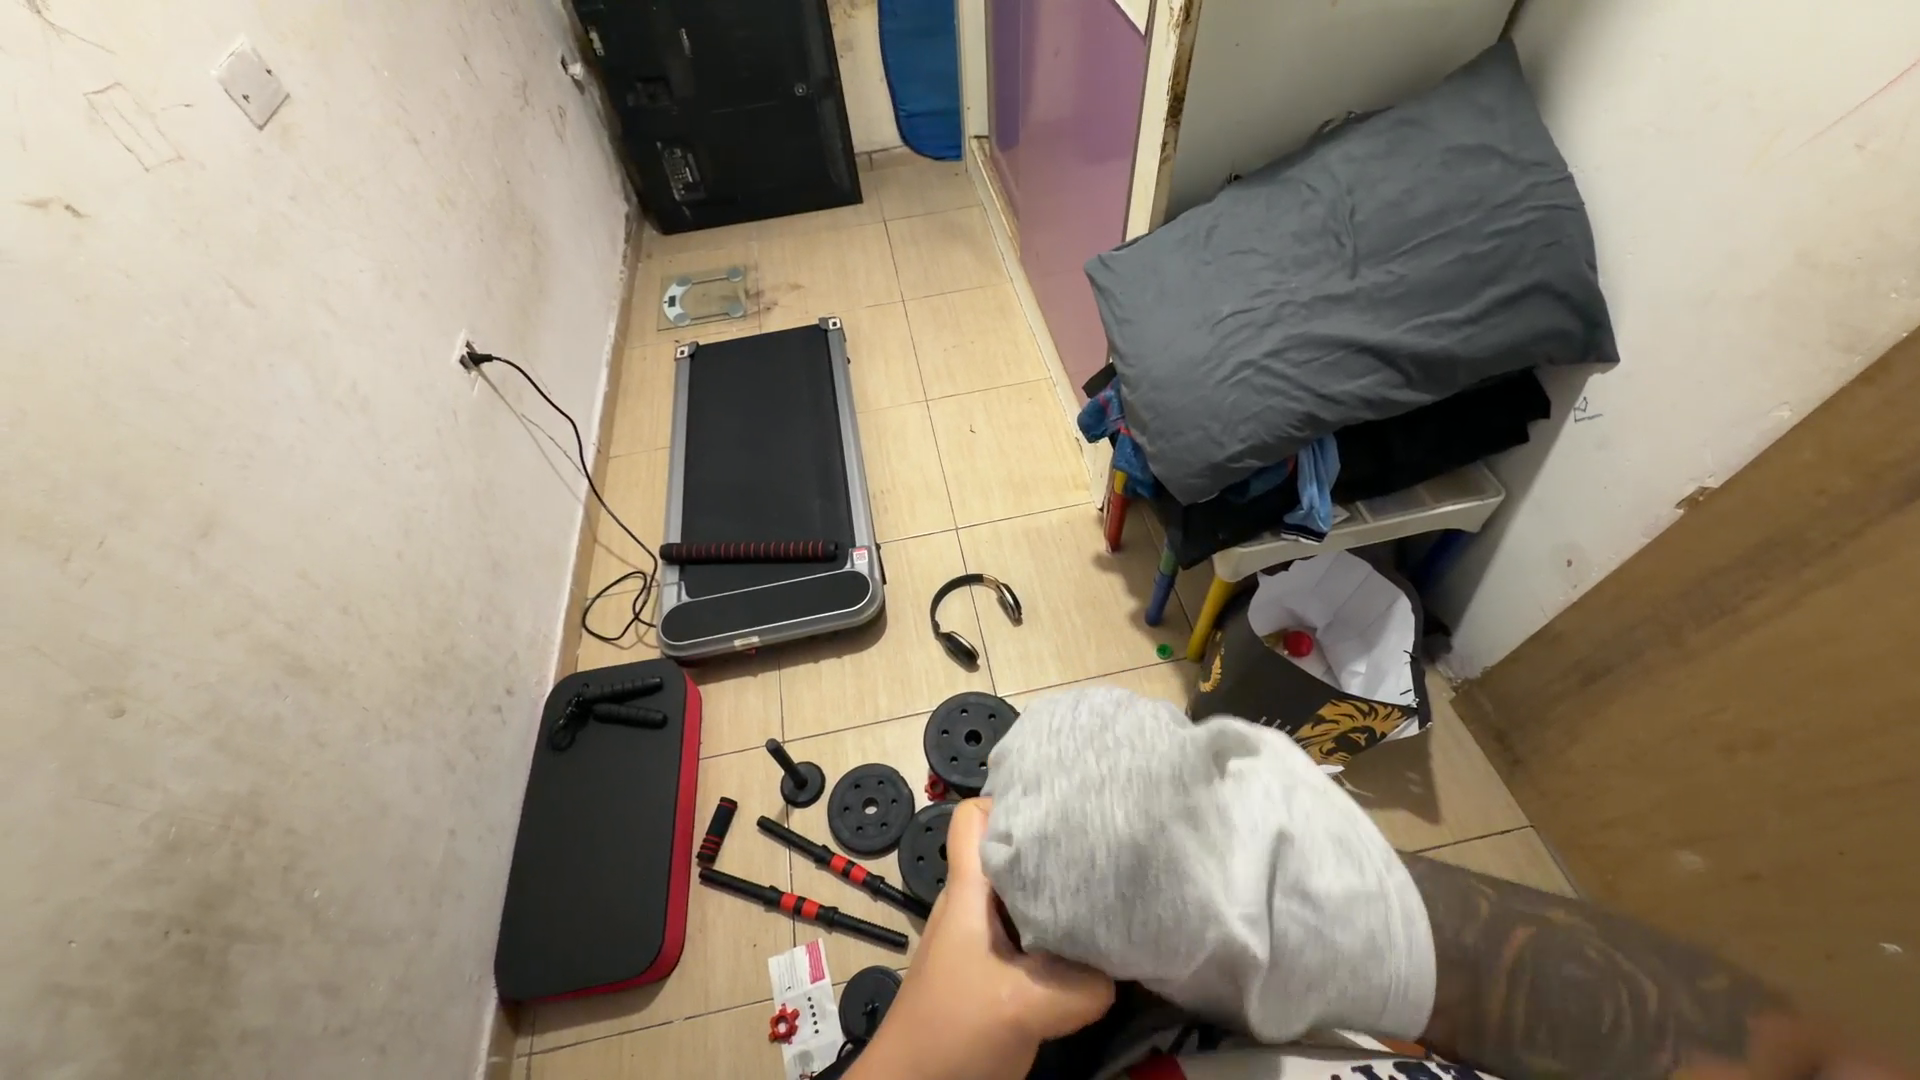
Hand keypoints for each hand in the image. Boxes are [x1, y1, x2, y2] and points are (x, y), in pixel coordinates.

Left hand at [849, 798, 1114, 1079]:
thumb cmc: (953, 1030)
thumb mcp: (1024, 1004)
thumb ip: (1080, 983)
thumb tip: (1119, 968)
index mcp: (968, 890)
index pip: (973, 817)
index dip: (1007, 801)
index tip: (1057, 806)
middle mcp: (973, 905)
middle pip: (1009, 853)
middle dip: (1050, 846)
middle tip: (1103, 845)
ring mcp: (982, 942)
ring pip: (1023, 898)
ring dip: (1058, 896)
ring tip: (1108, 890)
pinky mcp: (994, 975)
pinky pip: (1030, 939)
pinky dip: (1057, 937)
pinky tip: (1091, 949)